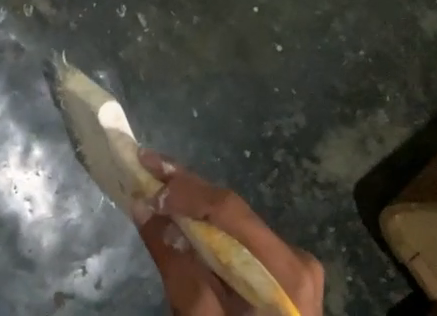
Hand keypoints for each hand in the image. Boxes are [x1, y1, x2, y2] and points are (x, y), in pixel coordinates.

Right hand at [128, 150, 323, 315]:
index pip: (228, 209)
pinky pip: (238, 234)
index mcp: (284, 270)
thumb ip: (174, 263)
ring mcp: (294, 263)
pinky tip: (180, 212)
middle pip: (230, 209)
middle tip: (142, 164)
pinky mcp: (284, 272)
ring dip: (191, 201)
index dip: (183, 191)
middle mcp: (295, 257)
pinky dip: (206, 222)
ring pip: (232, 218)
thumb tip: (141, 207)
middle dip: (183, 188)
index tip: (145, 184)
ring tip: (154, 182)